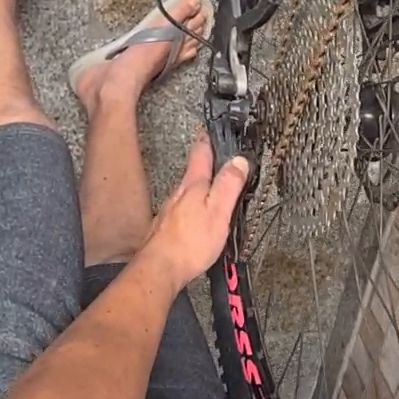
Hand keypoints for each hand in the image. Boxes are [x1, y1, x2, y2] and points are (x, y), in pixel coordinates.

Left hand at [137, 133, 249, 291]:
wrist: (160, 269)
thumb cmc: (190, 243)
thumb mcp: (218, 212)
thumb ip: (229, 185)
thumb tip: (239, 160)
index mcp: (193, 186)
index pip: (201, 155)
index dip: (207, 140)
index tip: (209, 130)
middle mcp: (178, 194)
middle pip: (192, 172)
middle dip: (202, 161)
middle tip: (209, 150)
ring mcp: (170, 211)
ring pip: (186, 191)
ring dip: (196, 184)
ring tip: (206, 181)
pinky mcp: (166, 228)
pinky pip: (181, 209)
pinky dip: (190, 205)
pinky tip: (194, 215)